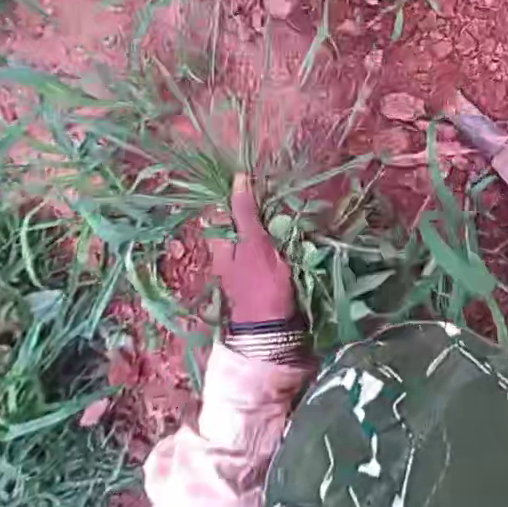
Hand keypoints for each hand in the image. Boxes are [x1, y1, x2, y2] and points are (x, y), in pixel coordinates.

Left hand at [207, 172, 296, 323]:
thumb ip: (245, 212)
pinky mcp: (257, 272)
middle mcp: (225, 249)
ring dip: (269, 221)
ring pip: (253, 231)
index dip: (241, 191)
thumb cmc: (260, 284)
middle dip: (258, 205)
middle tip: (278, 195)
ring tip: (287, 211)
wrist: (269, 328)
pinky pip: (264, 245)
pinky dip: (275, 236)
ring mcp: (241, 262)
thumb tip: (238, 178)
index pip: (226, 205)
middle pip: (239, 217)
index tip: (261, 180)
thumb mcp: (252, 242)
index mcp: (219, 240)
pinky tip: (288, 234)